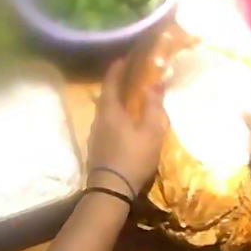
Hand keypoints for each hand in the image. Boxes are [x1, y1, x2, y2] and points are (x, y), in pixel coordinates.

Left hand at [86, 58, 167, 194]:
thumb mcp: (150, 131)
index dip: (116, 70)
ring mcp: (95, 136)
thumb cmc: (133, 157)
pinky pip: (106, 126)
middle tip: (129, 79)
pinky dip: (115, 120)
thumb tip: (155, 81)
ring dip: (115, 104)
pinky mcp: (96, 150)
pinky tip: (124, 127)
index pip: (110, 83)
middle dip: (116, 86)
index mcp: (109, 111)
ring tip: (129, 102)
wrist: (110, 190)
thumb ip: (152, 105)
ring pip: (105, 113)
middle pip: (106, 97)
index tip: (122, 60)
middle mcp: (98, 120)